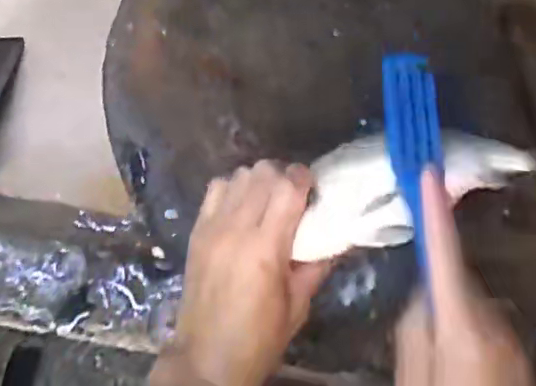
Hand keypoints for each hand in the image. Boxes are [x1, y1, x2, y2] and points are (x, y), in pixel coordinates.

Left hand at [151, 162, 333, 385]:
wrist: (205, 362)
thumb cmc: (258, 339)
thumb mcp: (298, 307)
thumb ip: (317, 265)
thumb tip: (338, 236)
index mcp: (265, 248)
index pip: (288, 187)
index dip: (304, 178)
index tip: (312, 186)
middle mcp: (237, 228)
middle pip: (264, 172)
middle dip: (284, 176)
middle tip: (293, 196)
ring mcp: (214, 226)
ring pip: (241, 174)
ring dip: (259, 180)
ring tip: (267, 200)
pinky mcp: (197, 229)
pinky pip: (217, 187)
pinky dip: (233, 188)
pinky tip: (241, 206)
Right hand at [394, 170, 533, 385]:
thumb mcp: (412, 381)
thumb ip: (413, 327)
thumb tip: (419, 288)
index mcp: (461, 326)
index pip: (442, 253)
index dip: (434, 210)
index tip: (429, 169)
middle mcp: (494, 321)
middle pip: (454, 279)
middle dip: (434, 281)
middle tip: (413, 315)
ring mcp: (512, 338)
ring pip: (469, 303)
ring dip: (452, 310)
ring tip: (436, 357)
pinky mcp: (519, 354)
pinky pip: (485, 324)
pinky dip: (467, 329)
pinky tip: (459, 367)